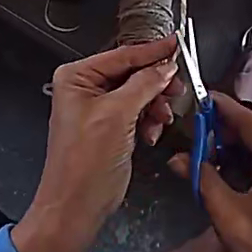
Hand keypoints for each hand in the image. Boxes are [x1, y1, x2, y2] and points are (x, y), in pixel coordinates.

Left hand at [14, 36, 178, 251]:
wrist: (75, 209)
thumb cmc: (83, 165)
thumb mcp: (117, 116)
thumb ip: (144, 85)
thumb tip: (165, 66)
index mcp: (76, 77)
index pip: (122, 55)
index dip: (152, 51)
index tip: (175, 42)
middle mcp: (85, 88)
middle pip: (132, 73)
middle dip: (155, 84)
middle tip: (176, 88)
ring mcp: (98, 108)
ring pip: (139, 93)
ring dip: (154, 105)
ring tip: (161, 118)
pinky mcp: (109, 126)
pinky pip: (137, 112)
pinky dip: (149, 120)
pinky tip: (151, 134)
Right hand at [168, 93, 251, 251]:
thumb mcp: (227, 214)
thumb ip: (202, 179)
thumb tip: (178, 158)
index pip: (251, 121)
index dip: (223, 108)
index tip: (200, 97)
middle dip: (221, 127)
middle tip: (192, 126)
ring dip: (226, 143)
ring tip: (198, 144)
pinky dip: (234, 157)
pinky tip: (214, 161)